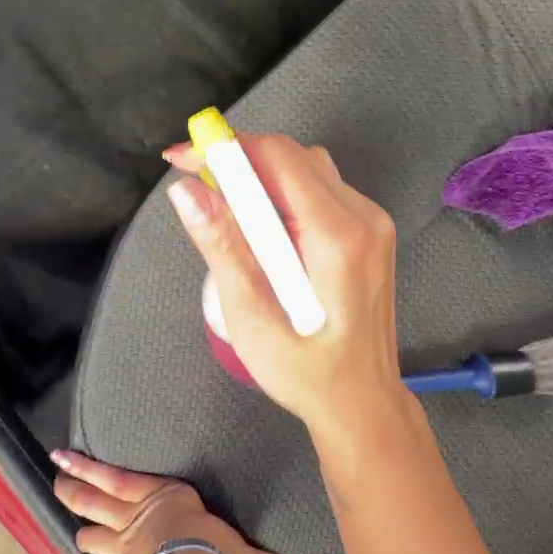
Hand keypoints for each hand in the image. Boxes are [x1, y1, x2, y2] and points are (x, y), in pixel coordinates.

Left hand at [45, 450, 293, 553]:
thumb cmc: (214, 546)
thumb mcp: (237, 547)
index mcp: (156, 496)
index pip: (111, 477)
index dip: (83, 466)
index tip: (61, 455)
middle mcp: (133, 518)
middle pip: (92, 501)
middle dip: (72, 490)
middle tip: (56, 479)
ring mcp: (122, 548)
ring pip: (90, 534)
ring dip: (77, 526)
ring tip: (64, 516)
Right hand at [165, 134, 406, 431]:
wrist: (363, 404)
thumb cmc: (305, 372)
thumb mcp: (252, 316)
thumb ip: (222, 246)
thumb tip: (185, 189)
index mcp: (338, 237)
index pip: (277, 158)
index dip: (224, 149)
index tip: (180, 160)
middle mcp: (363, 217)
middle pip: (292, 156)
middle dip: (237, 159)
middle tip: (194, 184)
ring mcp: (372, 221)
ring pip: (306, 167)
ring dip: (259, 174)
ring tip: (223, 207)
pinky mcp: (369, 229)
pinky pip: (318, 188)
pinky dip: (281, 191)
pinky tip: (259, 227)